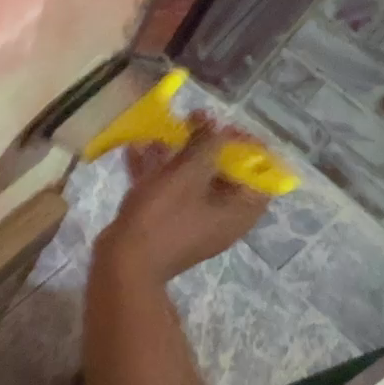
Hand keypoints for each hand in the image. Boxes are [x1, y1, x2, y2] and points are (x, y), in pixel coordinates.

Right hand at [93, 117, 271, 283]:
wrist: (123, 264)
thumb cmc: (162, 217)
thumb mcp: (187, 173)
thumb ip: (205, 142)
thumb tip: (212, 121)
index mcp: (240, 210)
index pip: (260, 171)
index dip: (245, 145)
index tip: (222, 127)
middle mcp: (223, 219)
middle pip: (224, 175)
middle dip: (204, 145)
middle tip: (188, 124)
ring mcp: (194, 224)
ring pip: (191, 183)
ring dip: (175, 157)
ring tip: (156, 133)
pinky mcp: (167, 227)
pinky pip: (169, 195)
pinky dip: (157, 174)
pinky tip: (134, 152)